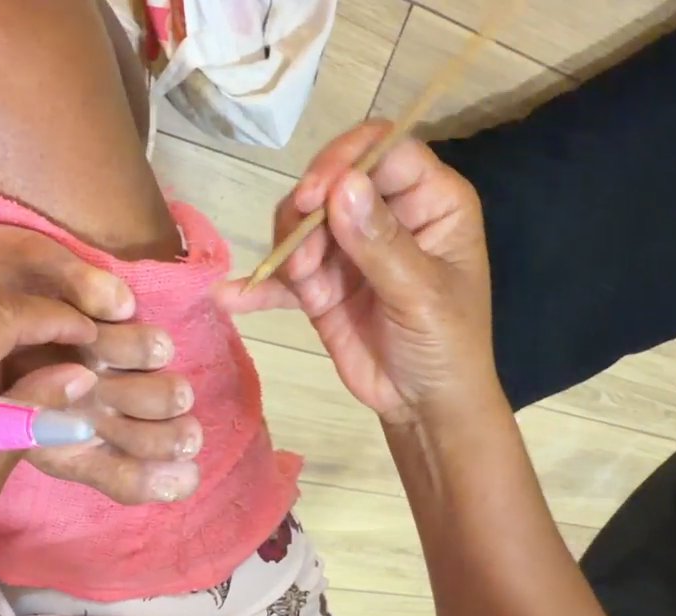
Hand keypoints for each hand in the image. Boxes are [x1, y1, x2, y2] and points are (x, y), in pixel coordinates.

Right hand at [216, 120, 495, 425]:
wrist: (422, 403)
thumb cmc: (446, 345)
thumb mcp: (422, 295)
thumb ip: (381, 244)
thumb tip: (342, 188)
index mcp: (429, 201)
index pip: (384, 152)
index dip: (346, 161)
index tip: (314, 196)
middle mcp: (385, 214)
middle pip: (332, 183)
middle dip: (308, 215)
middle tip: (302, 258)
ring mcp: (348, 250)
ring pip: (301, 224)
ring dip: (288, 250)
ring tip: (300, 284)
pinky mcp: (320, 285)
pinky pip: (283, 276)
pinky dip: (258, 287)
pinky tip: (229, 298)